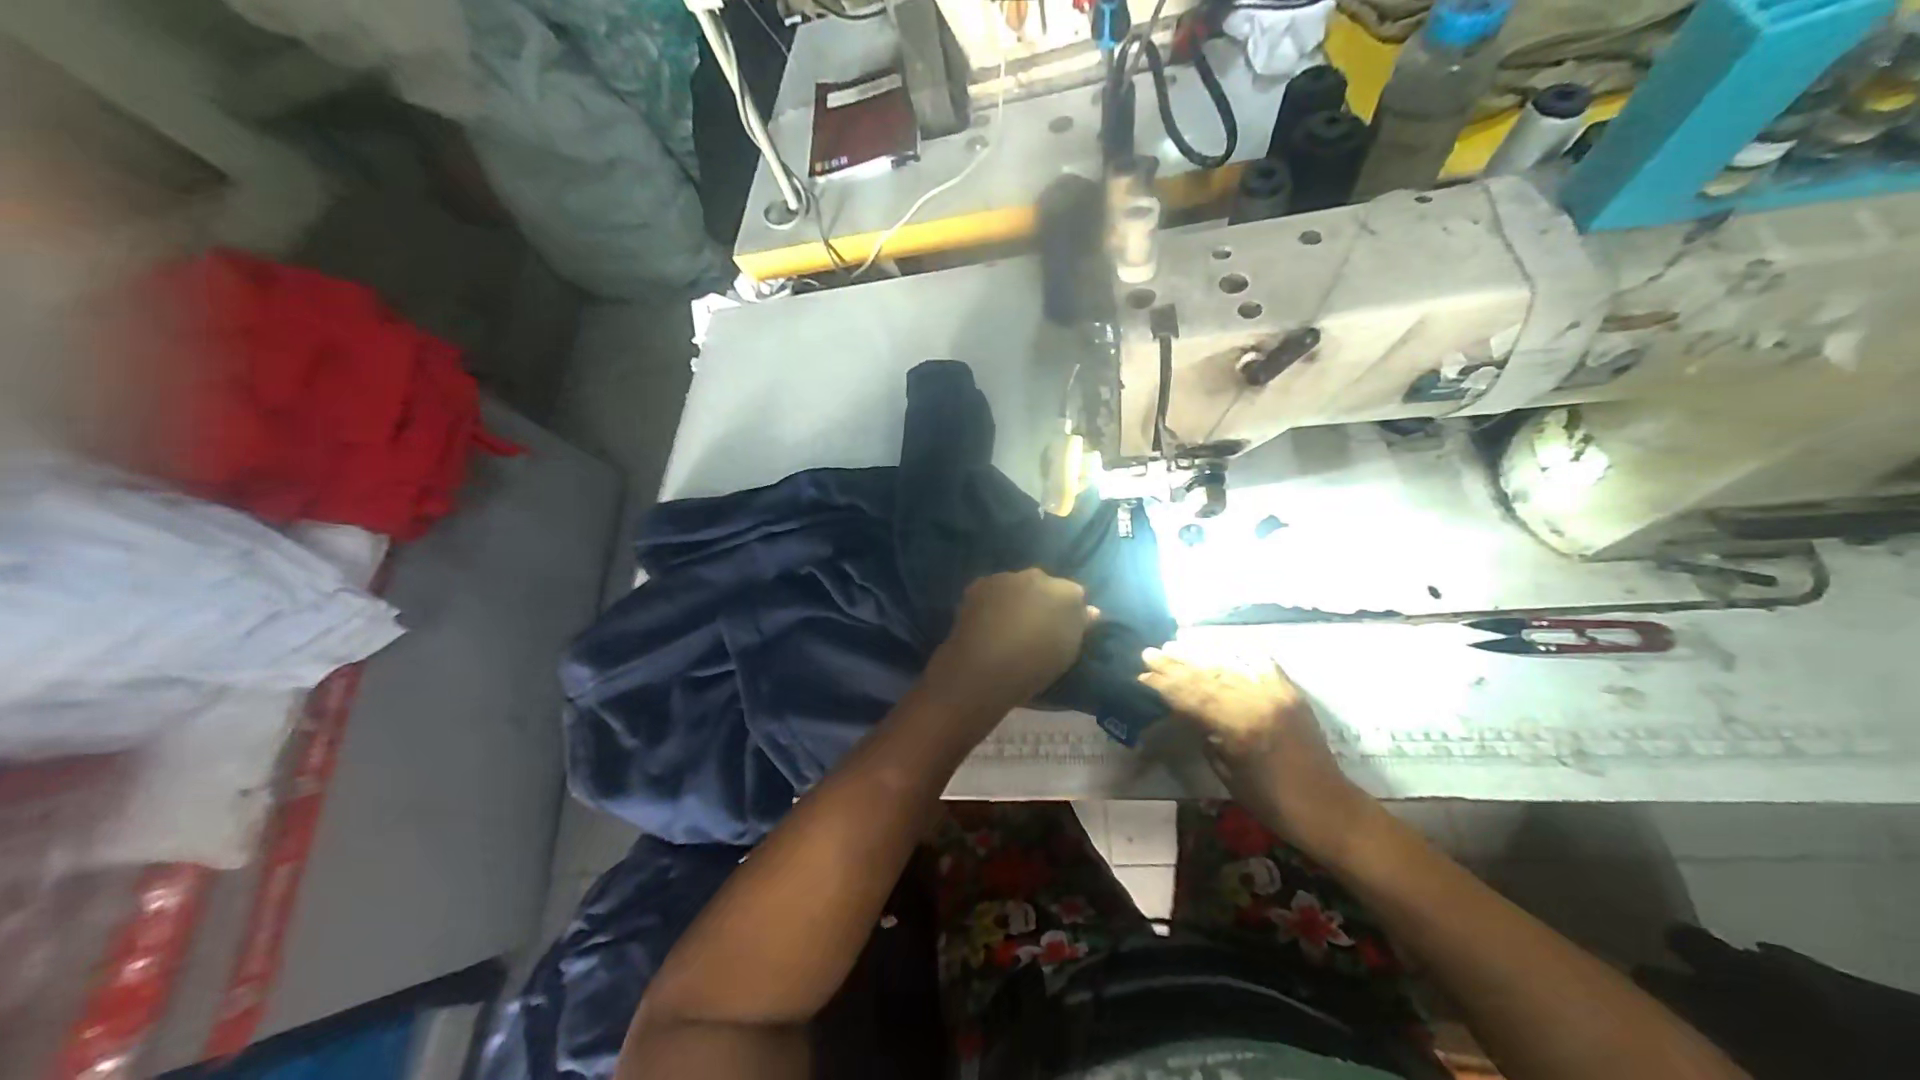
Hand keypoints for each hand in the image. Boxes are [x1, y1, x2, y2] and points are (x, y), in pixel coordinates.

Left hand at [925, 569, 1096, 719]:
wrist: (984, 668)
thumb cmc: (1035, 666)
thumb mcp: (1067, 653)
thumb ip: (1079, 626)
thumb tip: (1089, 611)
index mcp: (1067, 592)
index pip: (1076, 594)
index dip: (1069, 612)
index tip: (1061, 630)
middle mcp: (1038, 576)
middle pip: (1045, 585)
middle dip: (1042, 600)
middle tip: (1034, 627)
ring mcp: (1007, 578)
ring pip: (1017, 586)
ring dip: (1016, 599)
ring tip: (1007, 626)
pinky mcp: (979, 584)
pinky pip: (992, 590)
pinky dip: (993, 601)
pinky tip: (987, 622)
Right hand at [1138, 648, 1379, 862]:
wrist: (1327, 807)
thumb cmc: (1271, 802)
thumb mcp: (1227, 772)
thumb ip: (1205, 736)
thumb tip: (1184, 711)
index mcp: (1238, 727)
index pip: (1192, 697)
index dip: (1164, 685)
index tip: (1142, 674)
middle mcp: (1257, 702)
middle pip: (1207, 678)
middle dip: (1175, 665)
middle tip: (1150, 653)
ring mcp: (1276, 693)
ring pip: (1229, 667)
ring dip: (1200, 656)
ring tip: (1175, 646)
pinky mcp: (1291, 692)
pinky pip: (1261, 664)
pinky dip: (1239, 652)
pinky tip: (1221, 644)